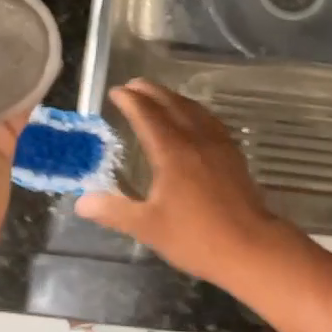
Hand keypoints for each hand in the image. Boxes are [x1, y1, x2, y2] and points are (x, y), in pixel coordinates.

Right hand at [76, 80, 288, 283]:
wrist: (249, 246)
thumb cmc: (196, 237)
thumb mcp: (148, 227)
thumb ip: (114, 210)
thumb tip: (82, 201)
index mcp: (171, 151)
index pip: (146, 115)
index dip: (130, 101)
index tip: (115, 92)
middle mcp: (194, 138)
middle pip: (170, 103)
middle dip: (150, 91)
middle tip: (132, 85)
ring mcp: (217, 142)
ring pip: (192, 108)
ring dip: (172, 97)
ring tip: (158, 96)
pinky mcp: (232, 152)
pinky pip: (208, 119)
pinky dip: (193, 109)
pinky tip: (193, 118)